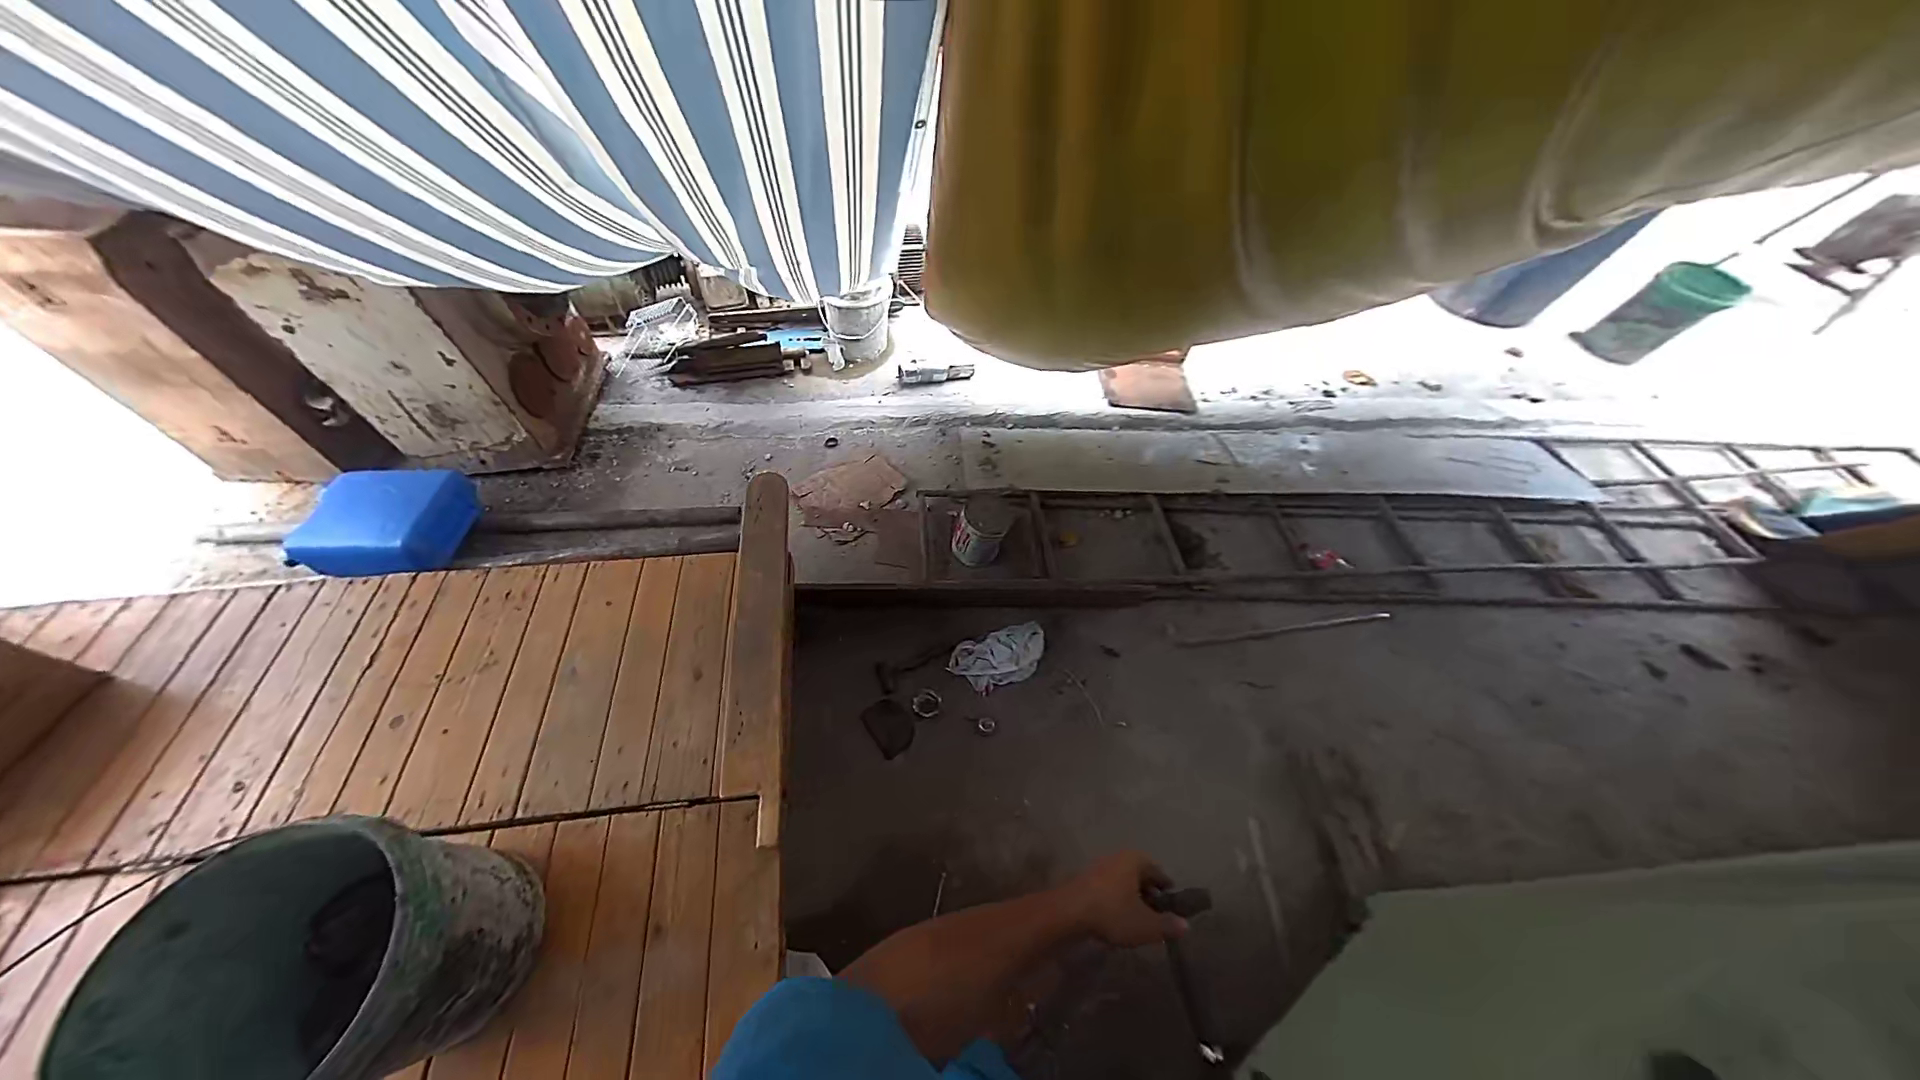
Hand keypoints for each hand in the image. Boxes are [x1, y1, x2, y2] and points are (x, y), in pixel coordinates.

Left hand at [1058, 851, 1186, 946]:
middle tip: (1157, 913)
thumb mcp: (1146, 925)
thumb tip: (1186, 925)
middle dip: (1148, 893)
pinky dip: (1115, 903)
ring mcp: (1097, 868)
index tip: (1172, 903)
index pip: (1157, 870)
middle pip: (1138, 875)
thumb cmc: (1113, 913)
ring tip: (1138, 921)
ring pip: (1121, 883)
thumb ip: (1168, 925)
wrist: (1069, 912)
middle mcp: (1116, 858)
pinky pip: (1107, 891)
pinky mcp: (1084, 882)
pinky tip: (1116, 923)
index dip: (1166, 887)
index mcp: (1133, 860)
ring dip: (1130, 899)